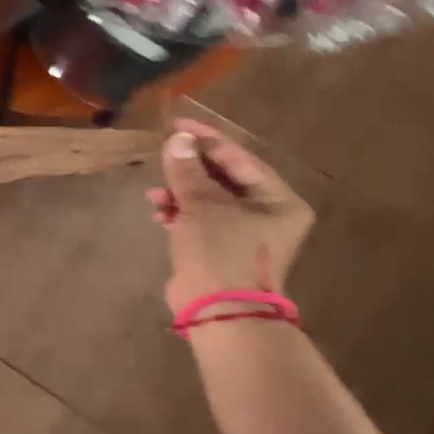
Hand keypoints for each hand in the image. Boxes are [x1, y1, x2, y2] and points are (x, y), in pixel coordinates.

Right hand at [147, 119, 313, 314]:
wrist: (219, 308)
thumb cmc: (220, 251)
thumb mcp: (201, 206)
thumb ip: (188, 171)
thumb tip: (178, 140)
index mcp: (279, 200)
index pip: (240, 158)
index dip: (206, 139)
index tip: (175, 125)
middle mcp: (269, 213)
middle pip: (225, 178)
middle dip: (189, 168)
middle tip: (161, 154)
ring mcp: (247, 232)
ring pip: (209, 198)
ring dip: (180, 192)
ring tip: (154, 194)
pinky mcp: (223, 247)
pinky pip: (201, 218)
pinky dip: (180, 212)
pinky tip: (159, 213)